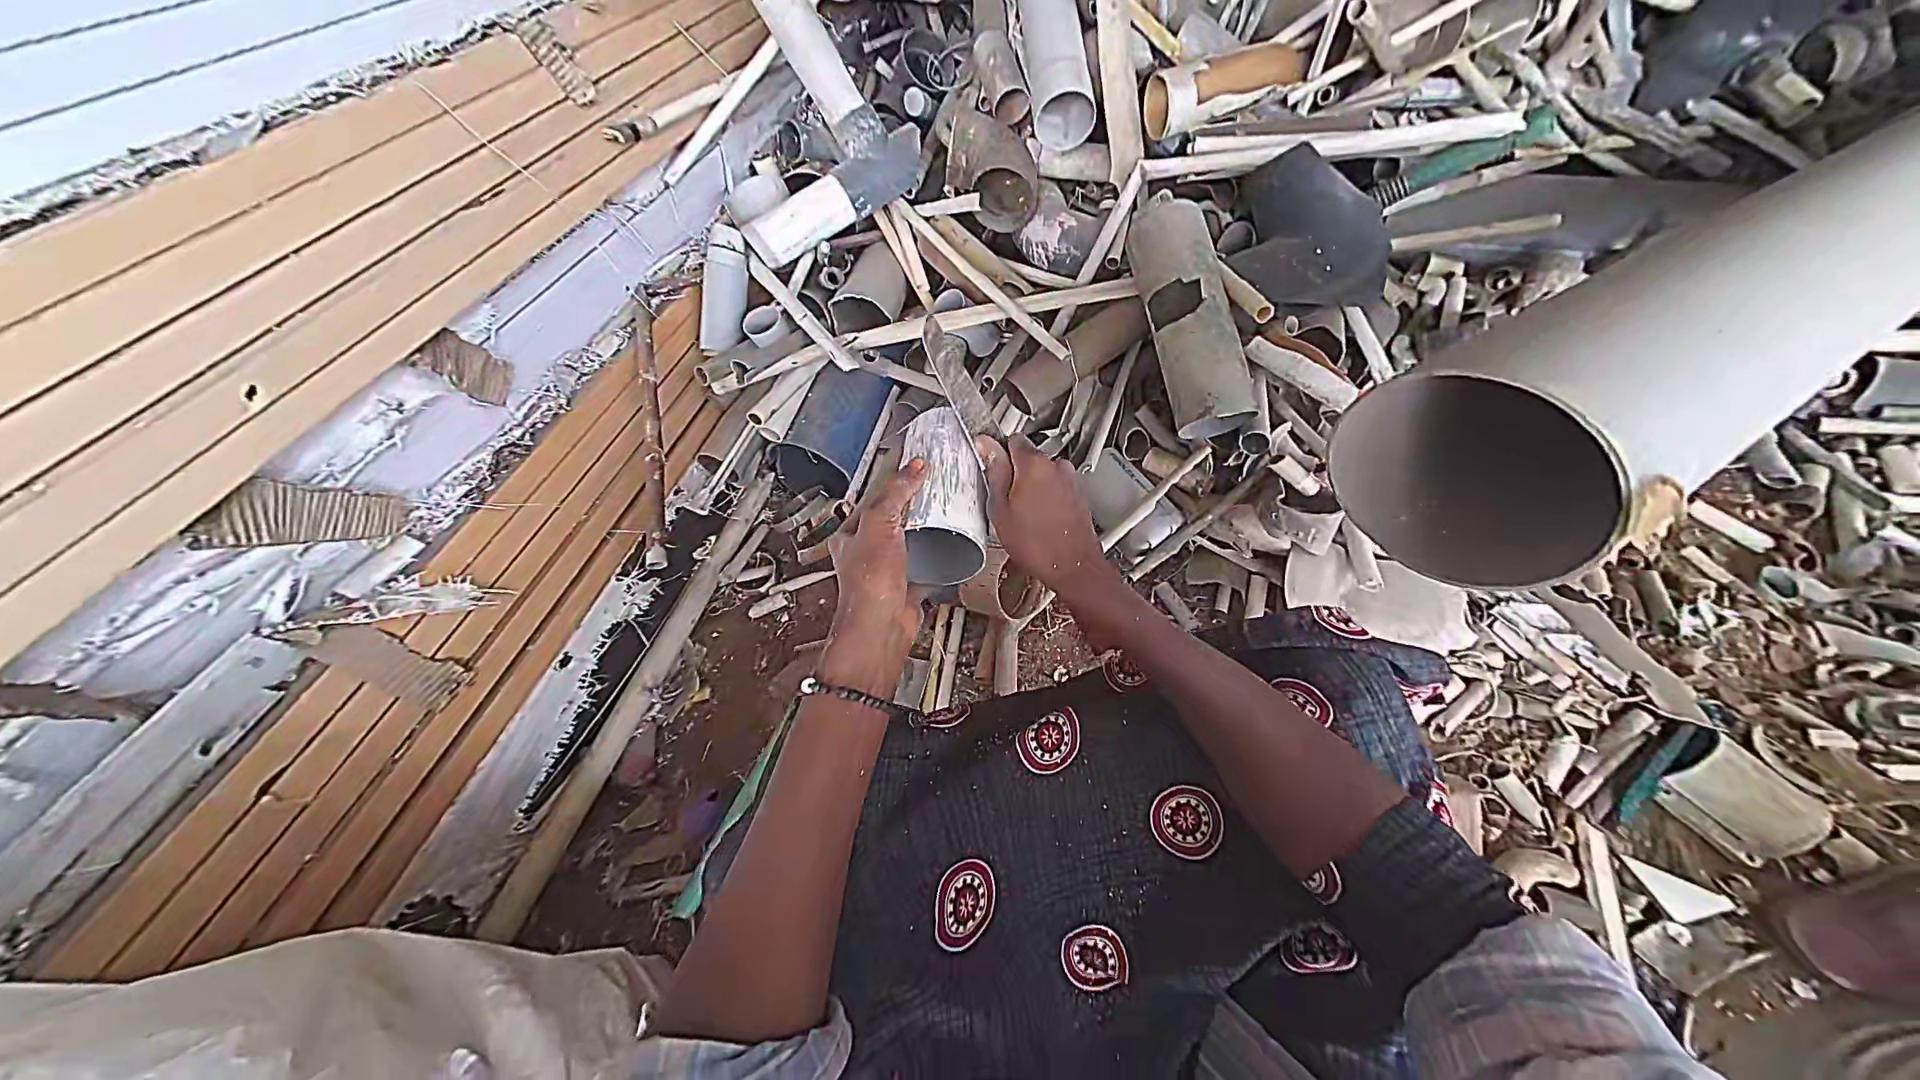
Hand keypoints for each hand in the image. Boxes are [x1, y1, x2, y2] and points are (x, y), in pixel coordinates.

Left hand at [823, 457, 928, 697]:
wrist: (882, 627)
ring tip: (943, 512)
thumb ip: (896, 494)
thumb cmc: (869, 584)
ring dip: (924, 529)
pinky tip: (947, 548)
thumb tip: (914, 468)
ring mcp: (887, 570)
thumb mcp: (880, 524)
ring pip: (908, 541)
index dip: (894, 479)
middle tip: (932, 487)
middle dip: (911, 504)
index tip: (916, 465)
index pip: (872, 497)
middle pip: (891, 518)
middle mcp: (866, 552)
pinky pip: (924, 566)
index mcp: (850, 534)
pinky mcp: (907, 586)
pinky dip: (936, 558)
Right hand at [977, 435, 1112, 600]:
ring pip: (1042, 474)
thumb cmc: (1038, 545)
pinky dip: (1047, 499)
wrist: (1073, 567)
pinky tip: (1039, 521)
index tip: (991, 468)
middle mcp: (1057, 466)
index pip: (1012, 440)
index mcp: (1034, 464)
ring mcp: (1070, 480)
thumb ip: (994, 472)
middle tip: (1005, 501)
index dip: (998, 453)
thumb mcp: (1001, 509)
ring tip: (1023, 515)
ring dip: (1032, 488)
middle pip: (1028, 457)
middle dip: (1015, 474)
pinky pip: (1056, 488)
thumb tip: (986, 447)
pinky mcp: (1078, 494)